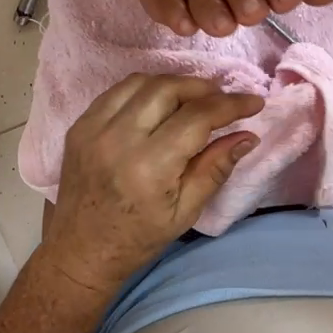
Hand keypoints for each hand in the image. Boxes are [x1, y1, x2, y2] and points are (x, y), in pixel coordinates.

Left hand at [41, 74, 264, 292]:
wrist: (81, 250)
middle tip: (221, 101)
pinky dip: (143, 91)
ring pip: (141, 82)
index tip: (253, 102)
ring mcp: (93, 129)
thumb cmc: (137, 239)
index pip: (196, 116)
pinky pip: (116, 92)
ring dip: (172, 85)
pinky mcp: (79, 127)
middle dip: (202, 88)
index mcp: (148, 167)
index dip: (230, 105)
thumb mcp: (185, 212)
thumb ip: (215, 169)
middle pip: (168, 89)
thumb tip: (248, 136)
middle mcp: (118, 140)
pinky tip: (158, 105)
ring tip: (192, 100)